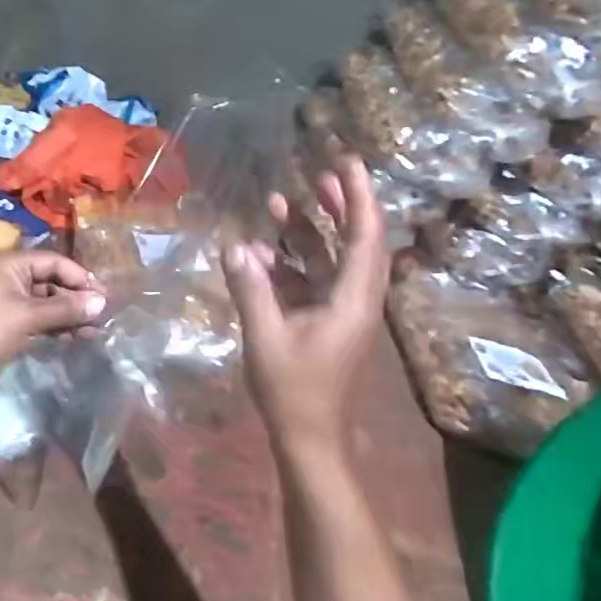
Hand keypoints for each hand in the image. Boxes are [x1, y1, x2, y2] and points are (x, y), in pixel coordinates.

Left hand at [0, 250, 106, 382]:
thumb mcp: (29, 316)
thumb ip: (66, 308)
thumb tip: (102, 302)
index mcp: (11, 263)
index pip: (55, 262)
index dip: (80, 278)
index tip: (104, 297)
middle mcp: (11, 277)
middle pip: (53, 281)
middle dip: (77, 299)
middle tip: (102, 316)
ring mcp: (10, 300)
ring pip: (48, 302)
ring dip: (70, 315)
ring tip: (93, 331)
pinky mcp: (10, 322)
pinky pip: (40, 318)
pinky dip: (57, 326)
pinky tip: (76, 337)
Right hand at [223, 153, 388, 450]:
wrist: (308, 436)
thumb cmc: (293, 390)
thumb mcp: (266, 337)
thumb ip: (251, 290)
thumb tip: (236, 246)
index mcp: (353, 301)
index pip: (364, 238)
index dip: (358, 197)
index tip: (347, 163)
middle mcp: (355, 300)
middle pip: (354, 243)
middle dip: (338, 207)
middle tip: (316, 177)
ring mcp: (340, 312)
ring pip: (330, 261)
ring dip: (308, 234)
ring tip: (280, 205)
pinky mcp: (323, 324)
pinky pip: (311, 282)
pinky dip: (290, 265)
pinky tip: (261, 254)